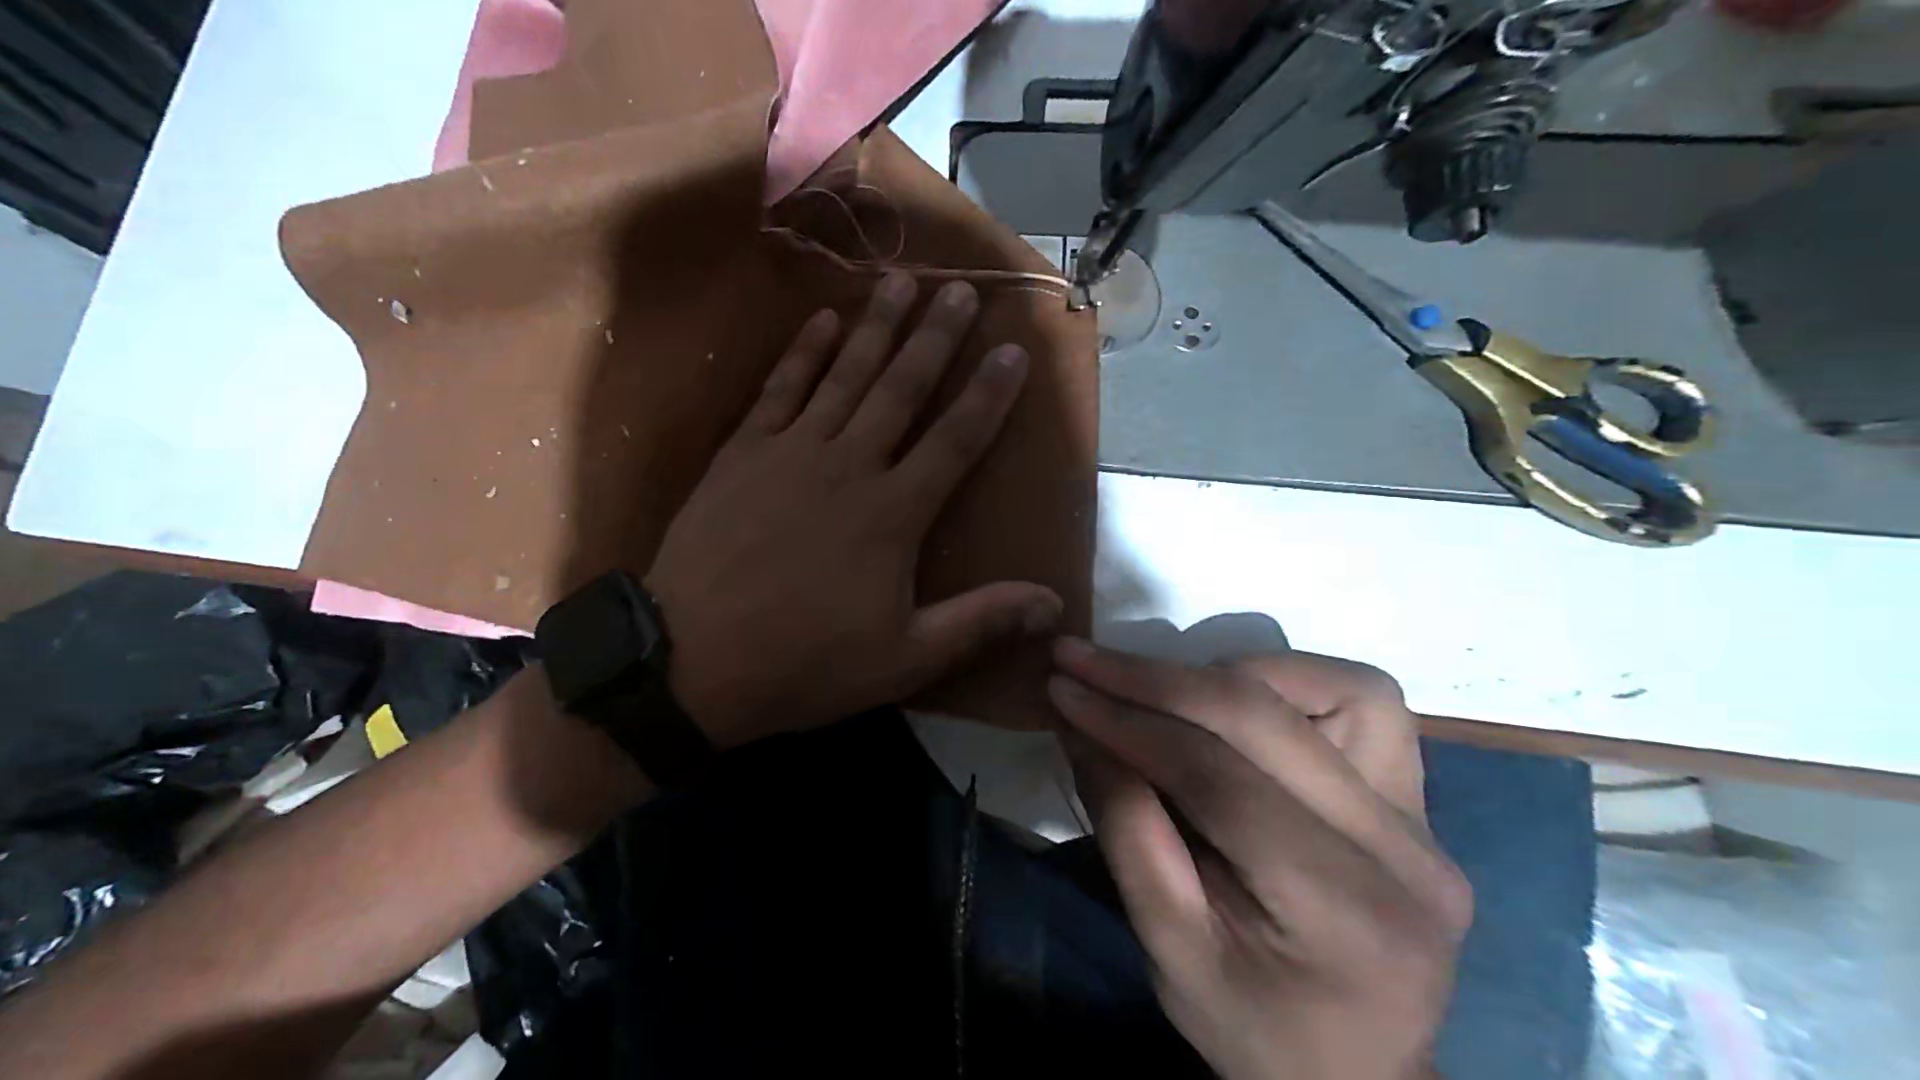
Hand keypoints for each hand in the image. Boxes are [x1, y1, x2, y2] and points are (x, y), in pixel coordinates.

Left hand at [646, 272, 1062, 747]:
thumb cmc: (806, 662)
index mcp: (893, 513)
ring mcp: (790, 452)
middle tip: (959, 287)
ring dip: (876, 325)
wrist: (692, 661)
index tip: (1013, 349)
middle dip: (935, 337)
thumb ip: (979, 622)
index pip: (955, 440)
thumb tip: (1054, 604)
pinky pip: (780, 388)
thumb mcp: (905, 659)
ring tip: (901, 280)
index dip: (989, 394)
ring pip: (844, 374)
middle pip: (902, 388)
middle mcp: (848, 466)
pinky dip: (803, 352)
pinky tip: (822, 319)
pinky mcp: (742, 453)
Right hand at [1049, 640, 1472, 1079]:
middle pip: (1267, 719)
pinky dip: (1288, 683)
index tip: (1062, 688)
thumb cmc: (1251, 1026)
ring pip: (1336, 688)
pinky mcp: (1420, 798)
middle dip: (1157, 679)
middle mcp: (1405, 852)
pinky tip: (1232, 702)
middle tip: (1082, 662)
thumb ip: (1126, 830)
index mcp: (1342, 912)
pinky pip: (1363, 701)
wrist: (1353, 1074)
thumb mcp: (1167, 950)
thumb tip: (1080, 724)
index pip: (1219, 779)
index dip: (1130, 723)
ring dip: (1230, 674)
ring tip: (1158, 689)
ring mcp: (1425, 819)